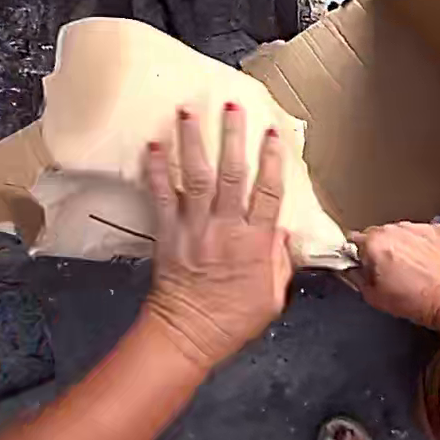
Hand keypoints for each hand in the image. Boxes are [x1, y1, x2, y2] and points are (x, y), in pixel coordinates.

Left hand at [141, 103, 293, 369]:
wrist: (188, 333)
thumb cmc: (232, 319)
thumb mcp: (273, 296)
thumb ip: (279, 260)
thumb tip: (286, 230)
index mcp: (256, 241)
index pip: (269, 192)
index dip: (272, 160)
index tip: (273, 132)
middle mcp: (226, 227)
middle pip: (233, 173)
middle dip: (233, 136)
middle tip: (232, 105)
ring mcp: (195, 227)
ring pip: (197, 176)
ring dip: (194, 142)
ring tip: (188, 112)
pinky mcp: (168, 232)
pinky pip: (161, 196)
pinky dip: (156, 171)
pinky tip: (153, 145)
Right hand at [350, 223, 439, 328]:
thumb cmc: (417, 300)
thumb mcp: (372, 296)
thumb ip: (356, 278)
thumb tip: (352, 270)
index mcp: (372, 243)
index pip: (351, 242)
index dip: (355, 257)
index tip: (361, 268)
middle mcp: (390, 230)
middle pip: (372, 235)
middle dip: (375, 250)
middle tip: (384, 271)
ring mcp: (413, 229)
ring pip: (393, 233)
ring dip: (394, 245)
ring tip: (405, 268)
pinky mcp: (432, 232)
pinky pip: (414, 234)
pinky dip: (414, 243)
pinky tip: (419, 260)